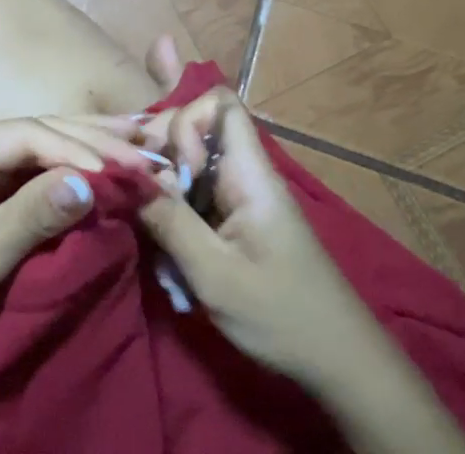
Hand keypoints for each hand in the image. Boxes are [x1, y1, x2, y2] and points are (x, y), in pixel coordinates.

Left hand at [0, 114, 163, 354]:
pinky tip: (107, 162)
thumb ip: (31, 217)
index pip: (24, 136)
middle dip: (92, 139)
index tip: (119, 169)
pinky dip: (75, 169)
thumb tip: (92, 181)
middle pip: (37, 132)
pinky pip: (38, 173)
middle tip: (148, 143)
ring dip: (90, 146)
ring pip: (42, 149)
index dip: (74, 148)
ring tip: (141, 137)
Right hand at [136, 89, 372, 385]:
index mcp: (251, 174)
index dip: (184, 121)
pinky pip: (196, 199)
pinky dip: (176, 218)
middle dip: (161, 159)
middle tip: (145, 202)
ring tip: (154, 235)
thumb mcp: (214, 274)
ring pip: (190, 168)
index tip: (171, 169)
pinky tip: (170, 256)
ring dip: (164, 196)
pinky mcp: (237, 223)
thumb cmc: (280, 316)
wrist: (339, 361)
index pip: (220, 104)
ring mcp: (242, 199)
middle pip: (195, 132)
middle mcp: (246, 175)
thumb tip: (124, 174)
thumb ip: (168, 220)